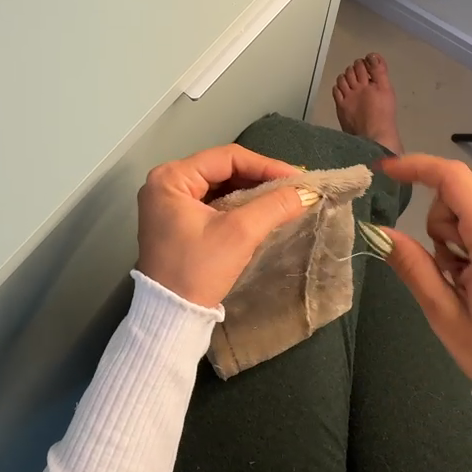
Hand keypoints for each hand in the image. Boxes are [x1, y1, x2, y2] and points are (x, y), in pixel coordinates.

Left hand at [136, 145, 311, 307]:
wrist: (170, 314)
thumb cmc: (199, 269)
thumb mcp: (240, 233)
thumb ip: (274, 206)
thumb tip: (307, 192)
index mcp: (171, 177)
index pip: (227, 158)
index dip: (266, 165)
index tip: (298, 178)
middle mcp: (165, 182)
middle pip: (222, 169)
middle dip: (259, 177)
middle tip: (293, 187)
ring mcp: (168, 202)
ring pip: (218, 185)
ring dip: (250, 191)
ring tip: (283, 196)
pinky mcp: (175, 220)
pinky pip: (211, 201)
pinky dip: (236, 204)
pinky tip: (261, 209)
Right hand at [374, 155, 471, 406]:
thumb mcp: (443, 313)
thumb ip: (410, 264)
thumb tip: (376, 231)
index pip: (453, 179)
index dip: (416, 167)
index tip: (384, 171)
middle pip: (460, 195)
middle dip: (438, 224)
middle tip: (445, 273)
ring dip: (454, 236)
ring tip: (462, 283)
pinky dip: (471, 242)